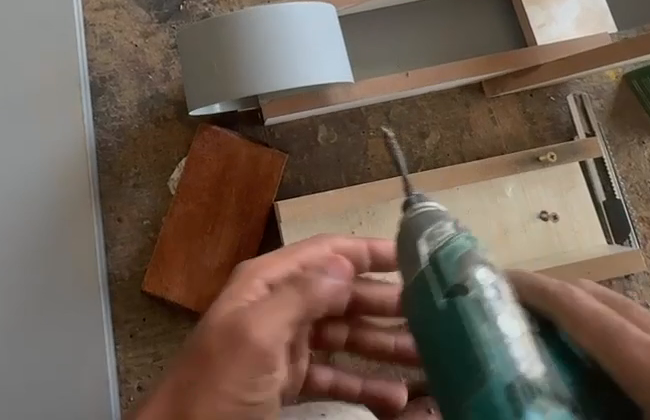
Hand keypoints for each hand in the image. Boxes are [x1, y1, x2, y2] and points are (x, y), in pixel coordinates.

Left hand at [136, 235, 422, 419]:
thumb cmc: (217, 383)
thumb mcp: (257, 334)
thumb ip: (300, 295)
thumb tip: (344, 264)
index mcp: (267, 282)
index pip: (325, 253)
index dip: (367, 252)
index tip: (413, 258)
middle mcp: (278, 306)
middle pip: (340, 295)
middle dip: (384, 304)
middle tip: (432, 316)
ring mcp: (283, 345)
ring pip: (342, 336)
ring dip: (382, 345)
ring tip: (425, 357)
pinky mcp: (286, 382)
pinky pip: (333, 376)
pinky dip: (363, 385)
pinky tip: (394, 398)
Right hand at [509, 272, 649, 419]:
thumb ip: (588, 414)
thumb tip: (533, 409)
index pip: (577, 306)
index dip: (530, 288)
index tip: (489, 279)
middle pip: (598, 298)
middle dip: (549, 293)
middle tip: (507, 306)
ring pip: (628, 313)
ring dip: (583, 311)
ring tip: (549, 332)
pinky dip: (615, 332)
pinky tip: (610, 365)